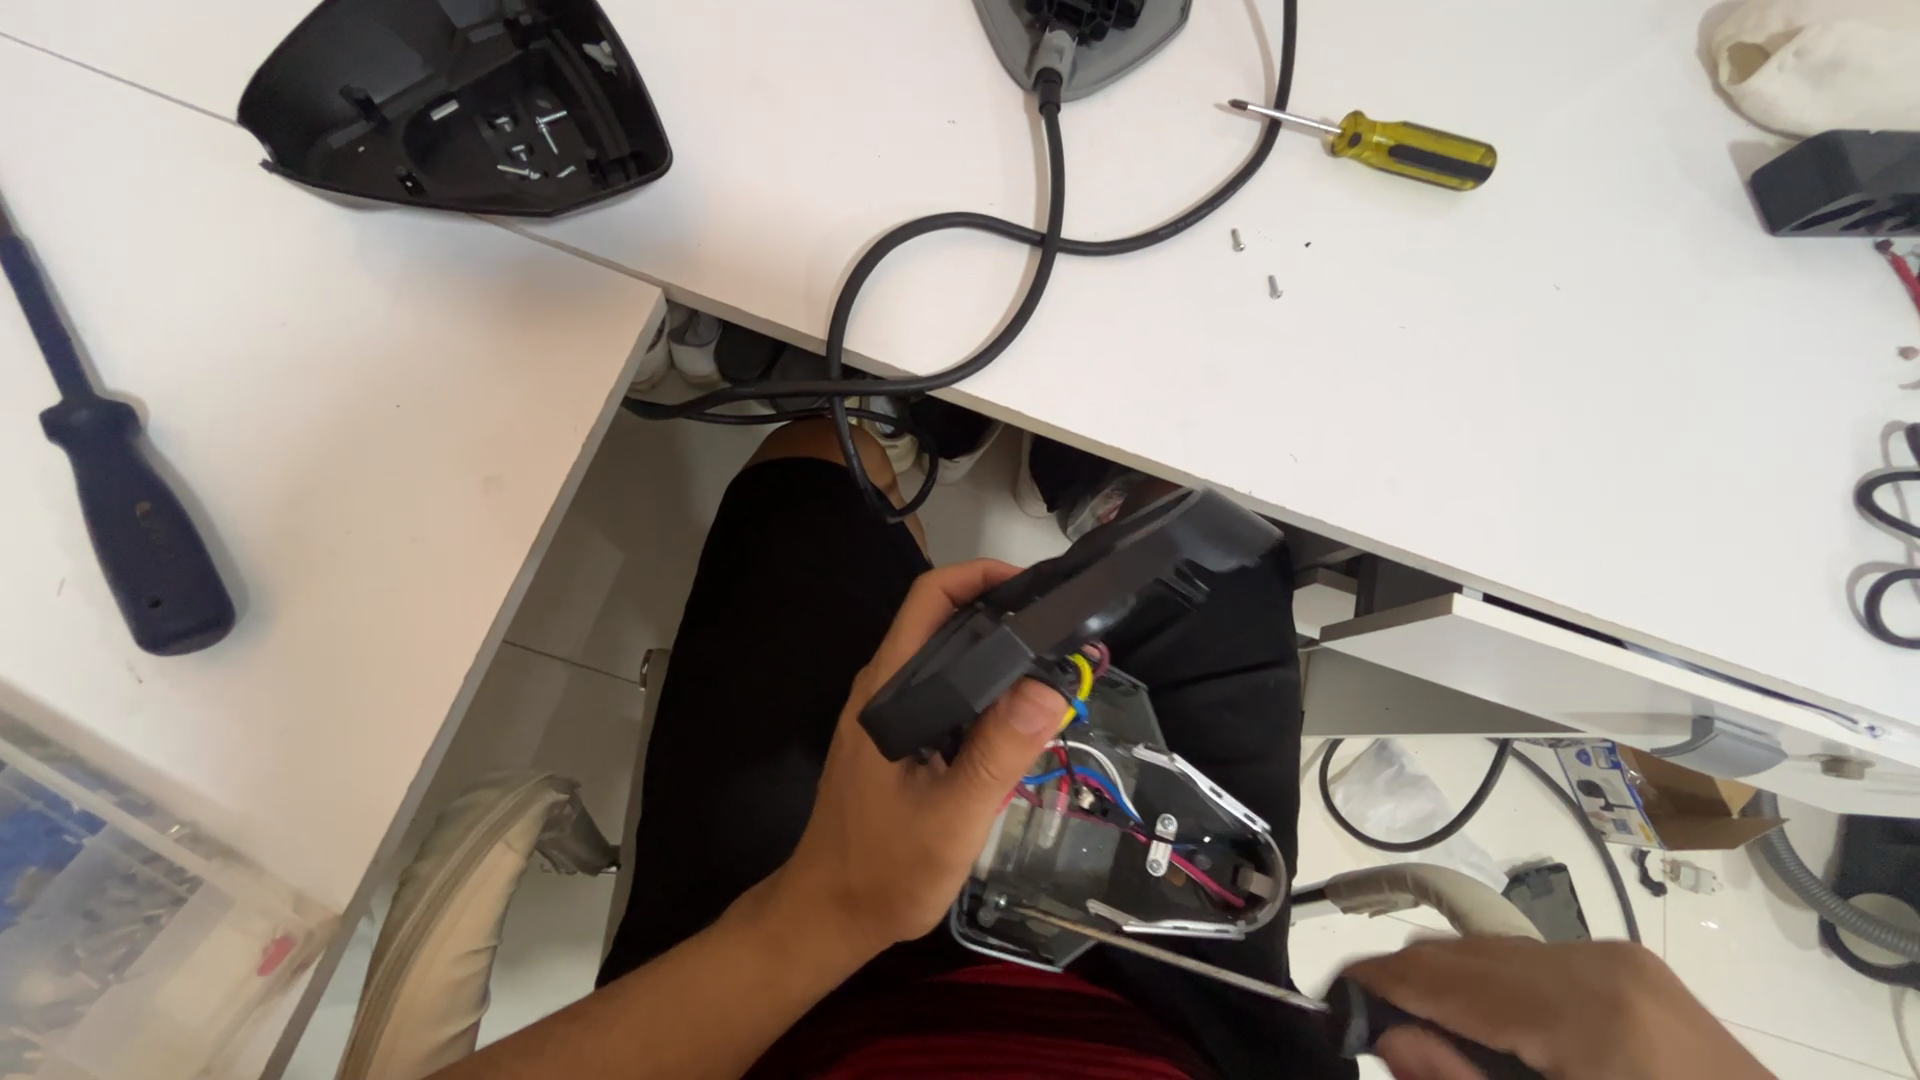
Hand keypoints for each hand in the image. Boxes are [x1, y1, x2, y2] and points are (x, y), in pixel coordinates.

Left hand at [767, 559, 1066, 954]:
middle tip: (1063, 631)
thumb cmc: (884, 869)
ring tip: (1056, 667)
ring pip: (951, 660)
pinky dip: (989, 693)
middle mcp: (887, 688)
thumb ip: (998, 754)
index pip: (930, 601)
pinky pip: (951, 696)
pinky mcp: (903, 738)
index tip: (1037, 588)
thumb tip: (1050, 688)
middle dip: (1004, 614)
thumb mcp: (952, 818)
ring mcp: (892, 713)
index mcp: (888, 690)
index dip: (981, 578)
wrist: (831, 914)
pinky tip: (1024, 715)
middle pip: (945, 622)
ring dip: (1000, 657)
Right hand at [1343, 938, 1772, 1079]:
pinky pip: (1527, 962)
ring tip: (1433, 1038)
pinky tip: (1492, 1035)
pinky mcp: (1629, 968)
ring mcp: (1618, 959)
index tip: (1329, 1002)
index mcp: (1589, 1013)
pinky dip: (1491, 990)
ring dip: (1446, 987)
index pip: (1444, 976)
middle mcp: (1597, 963)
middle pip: (1459, 954)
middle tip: (1377, 1034)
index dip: (1376, 984)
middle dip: (1406, 987)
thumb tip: (1386, 1036)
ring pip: (1486, 952)